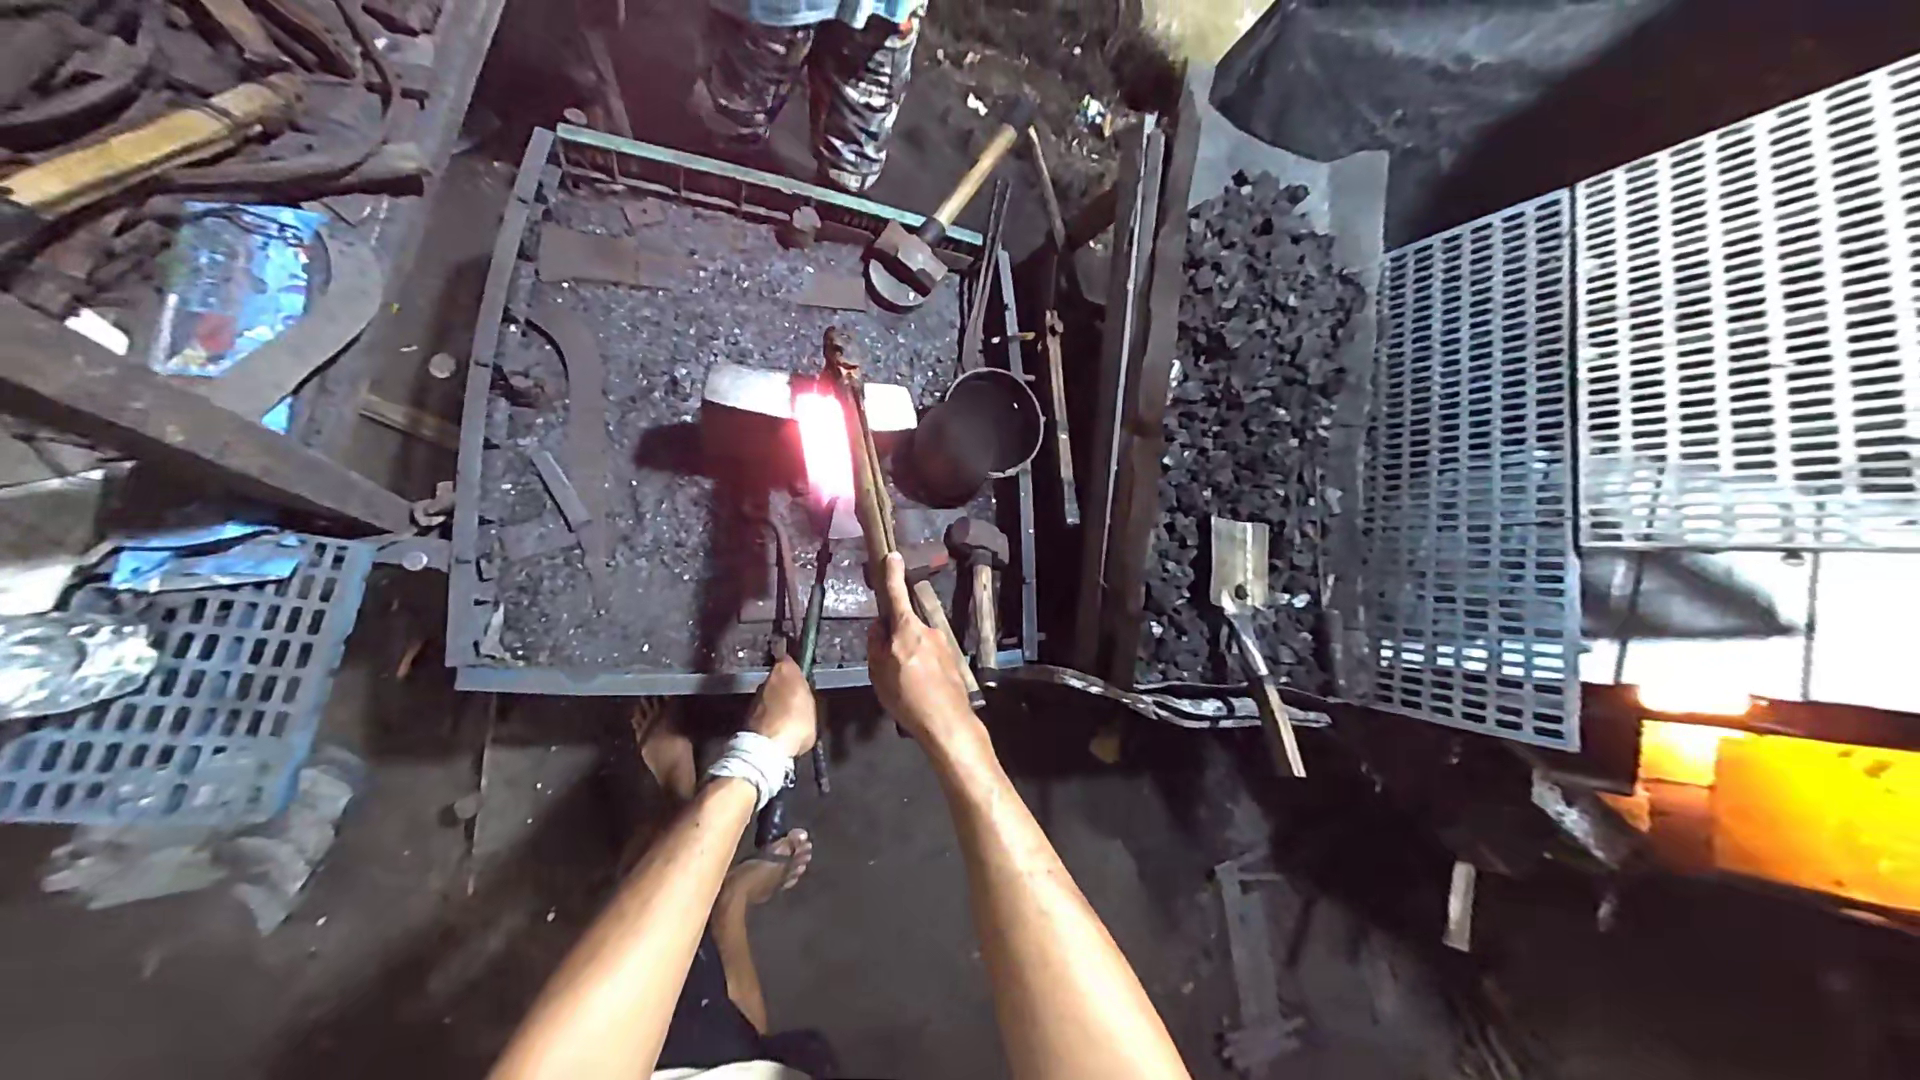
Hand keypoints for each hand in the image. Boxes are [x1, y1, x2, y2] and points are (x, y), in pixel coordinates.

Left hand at [747, 656, 816, 757]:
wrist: (768, 746)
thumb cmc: (797, 720)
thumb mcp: (811, 705)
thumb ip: (804, 694)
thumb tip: (799, 691)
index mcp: (784, 670)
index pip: (788, 661)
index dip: (794, 670)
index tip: (800, 678)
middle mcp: (765, 680)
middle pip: (776, 680)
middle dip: (783, 689)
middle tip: (795, 702)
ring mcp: (754, 699)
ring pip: (768, 697)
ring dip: (775, 705)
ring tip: (787, 719)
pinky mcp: (746, 717)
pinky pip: (762, 714)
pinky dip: (767, 719)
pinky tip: (777, 730)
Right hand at [868, 553, 987, 755]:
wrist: (948, 723)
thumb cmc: (908, 698)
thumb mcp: (879, 673)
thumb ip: (876, 645)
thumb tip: (879, 627)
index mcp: (907, 630)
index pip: (896, 594)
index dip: (891, 574)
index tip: (892, 555)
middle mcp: (928, 630)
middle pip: (905, 624)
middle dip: (894, 638)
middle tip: (887, 666)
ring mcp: (943, 644)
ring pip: (917, 642)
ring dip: (908, 656)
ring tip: (904, 686)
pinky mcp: (952, 659)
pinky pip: (929, 656)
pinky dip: (921, 668)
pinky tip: (919, 690)